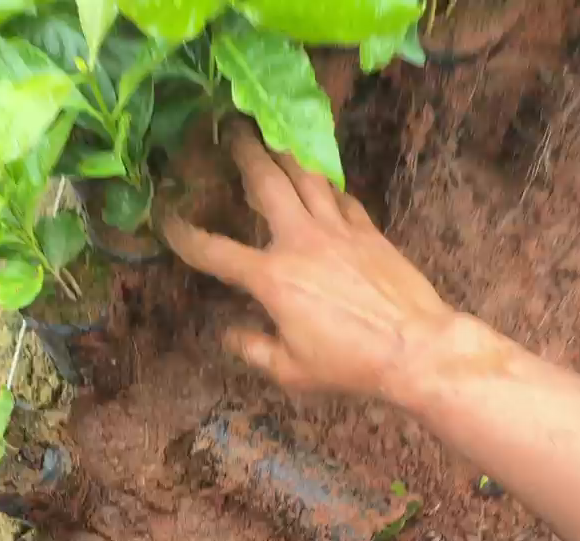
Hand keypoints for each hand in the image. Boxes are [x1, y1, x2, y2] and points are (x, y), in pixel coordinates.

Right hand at [161, 124, 456, 398]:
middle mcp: (301, 241)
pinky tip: (321, 183)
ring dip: (285, 153)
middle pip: (266, 183)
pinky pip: (341, 196)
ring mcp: (338, 230)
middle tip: (231, 131)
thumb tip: (229, 335)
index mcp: (273, 279)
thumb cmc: (347, 364)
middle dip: (244, 153)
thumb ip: (253, 349)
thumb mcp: (290, 371)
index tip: (166, 221)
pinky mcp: (367, 230)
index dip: (185, 237)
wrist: (413, 347)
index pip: (217, 252)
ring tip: (273, 136)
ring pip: (306, 176)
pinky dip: (325, 186)